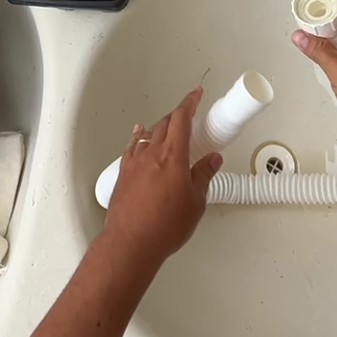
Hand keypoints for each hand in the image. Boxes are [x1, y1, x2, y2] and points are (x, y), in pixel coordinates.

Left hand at [101, 86, 223, 264]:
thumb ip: (204, 176)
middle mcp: (152, 153)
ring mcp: (135, 162)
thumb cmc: (164, 226)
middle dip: (178, 115)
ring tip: (169, 127)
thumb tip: (212, 159)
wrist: (131, 243)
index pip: (182, 118)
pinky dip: (139, 137)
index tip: (197, 94)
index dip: (190, 102)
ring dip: (161, 127)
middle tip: (188, 116)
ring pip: (149, 133)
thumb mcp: (195, 203)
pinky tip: (140, 135)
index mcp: (173, 156)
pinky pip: (132, 146)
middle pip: (165, 123)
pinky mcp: (124, 173)